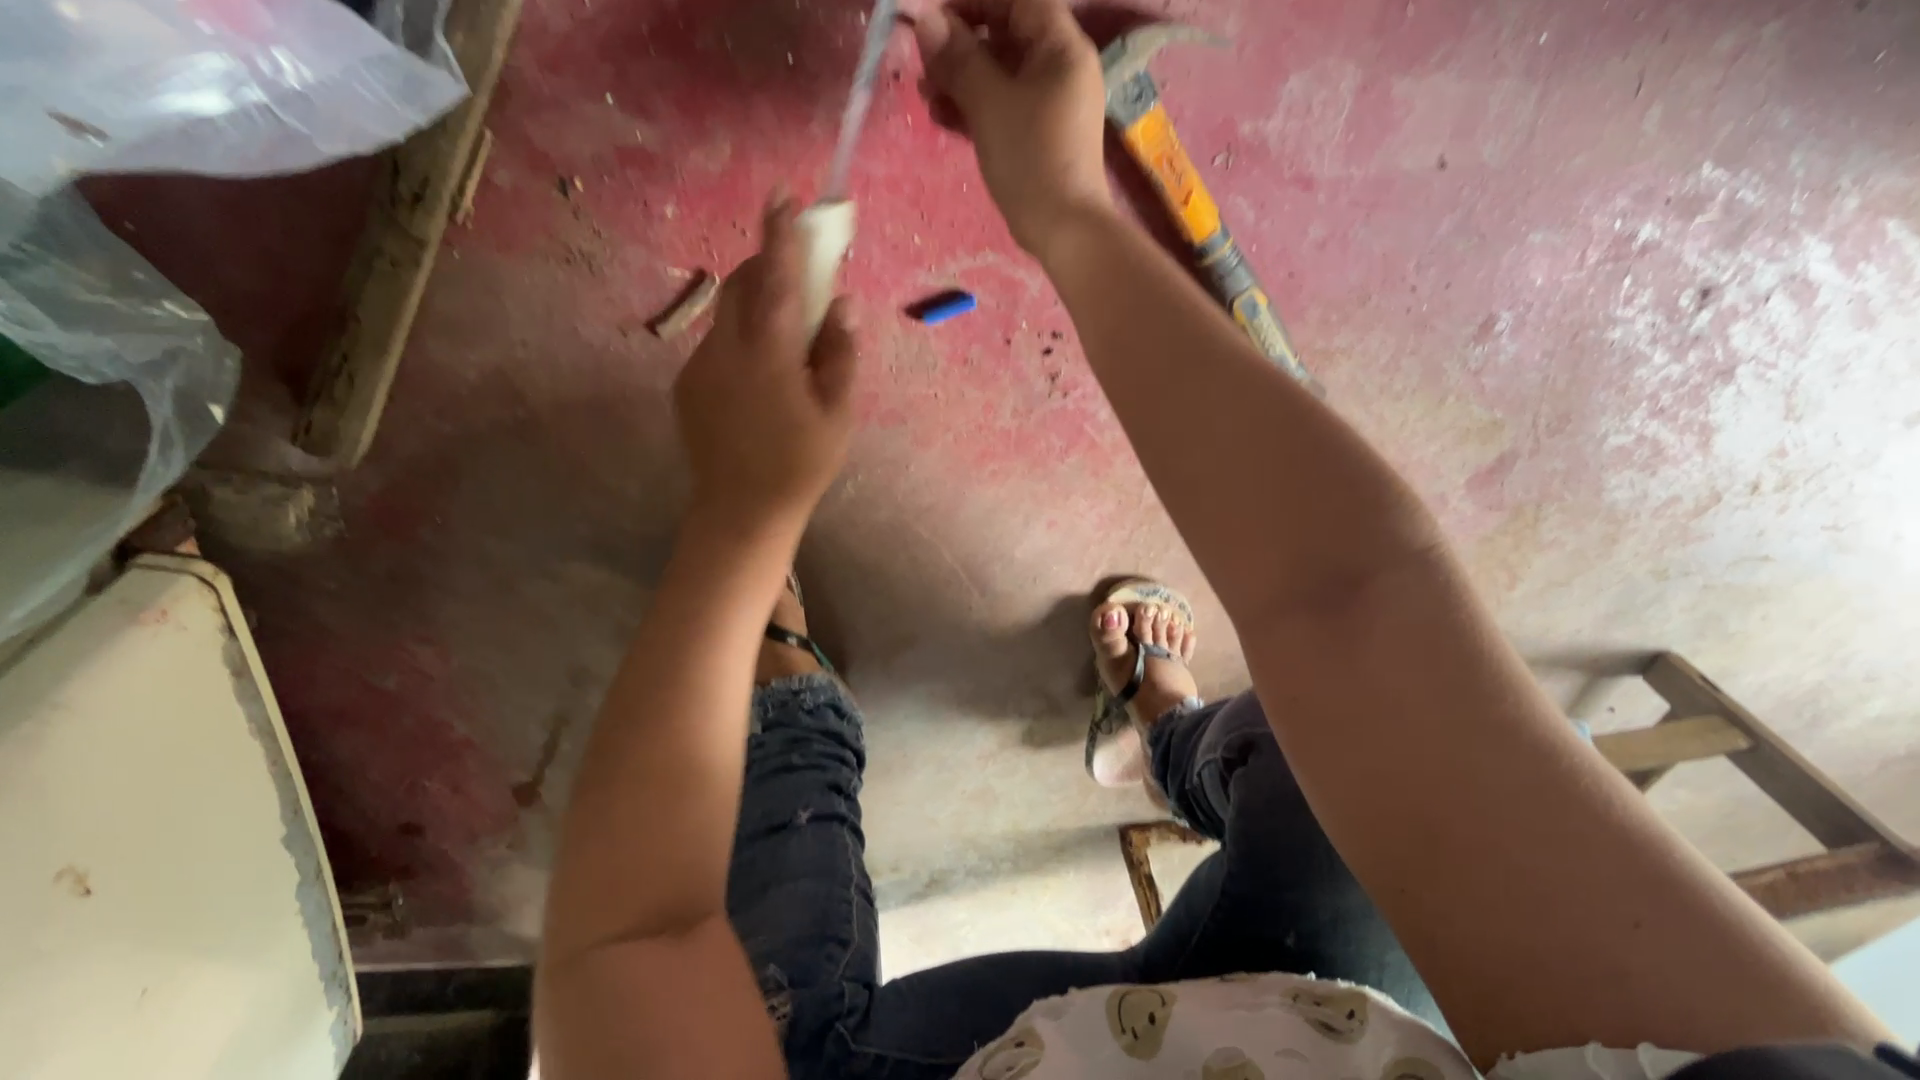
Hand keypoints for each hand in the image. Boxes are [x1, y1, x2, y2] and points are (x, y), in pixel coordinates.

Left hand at [673, 196, 859, 537]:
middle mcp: (727, 349)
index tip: (782, 194)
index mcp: (770, 354)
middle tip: (797, 278)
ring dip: (755, 307)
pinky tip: (759, 380)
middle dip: (768, 267)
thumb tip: (841, 304)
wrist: (740, 510)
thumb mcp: (838, 413)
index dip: (781, 234)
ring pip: (728, 315)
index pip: (777, 278)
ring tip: (783, 341)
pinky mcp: (687, 384)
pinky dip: (741, 340)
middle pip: (742, 284)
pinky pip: (717, 344)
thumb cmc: (801, 464)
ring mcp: (700, 366)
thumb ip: (839, 353)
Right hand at [911, 0, 1112, 255]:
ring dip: (961, 79)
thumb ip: (958, 58)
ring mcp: (1051, 105)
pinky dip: (974, 107)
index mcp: (1061, 48)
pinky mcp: (1039, 136)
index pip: (1018, 1)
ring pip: (1000, 74)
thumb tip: (927, 19)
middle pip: (1006, 35)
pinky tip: (942, 118)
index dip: (974, 2)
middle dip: (961, 45)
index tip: (934, 18)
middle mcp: (1061, 69)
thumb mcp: (989, 103)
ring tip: (926, 95)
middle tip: (924, 62)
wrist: (1063, 229)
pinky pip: (1003, 106)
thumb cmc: (1030, 158)